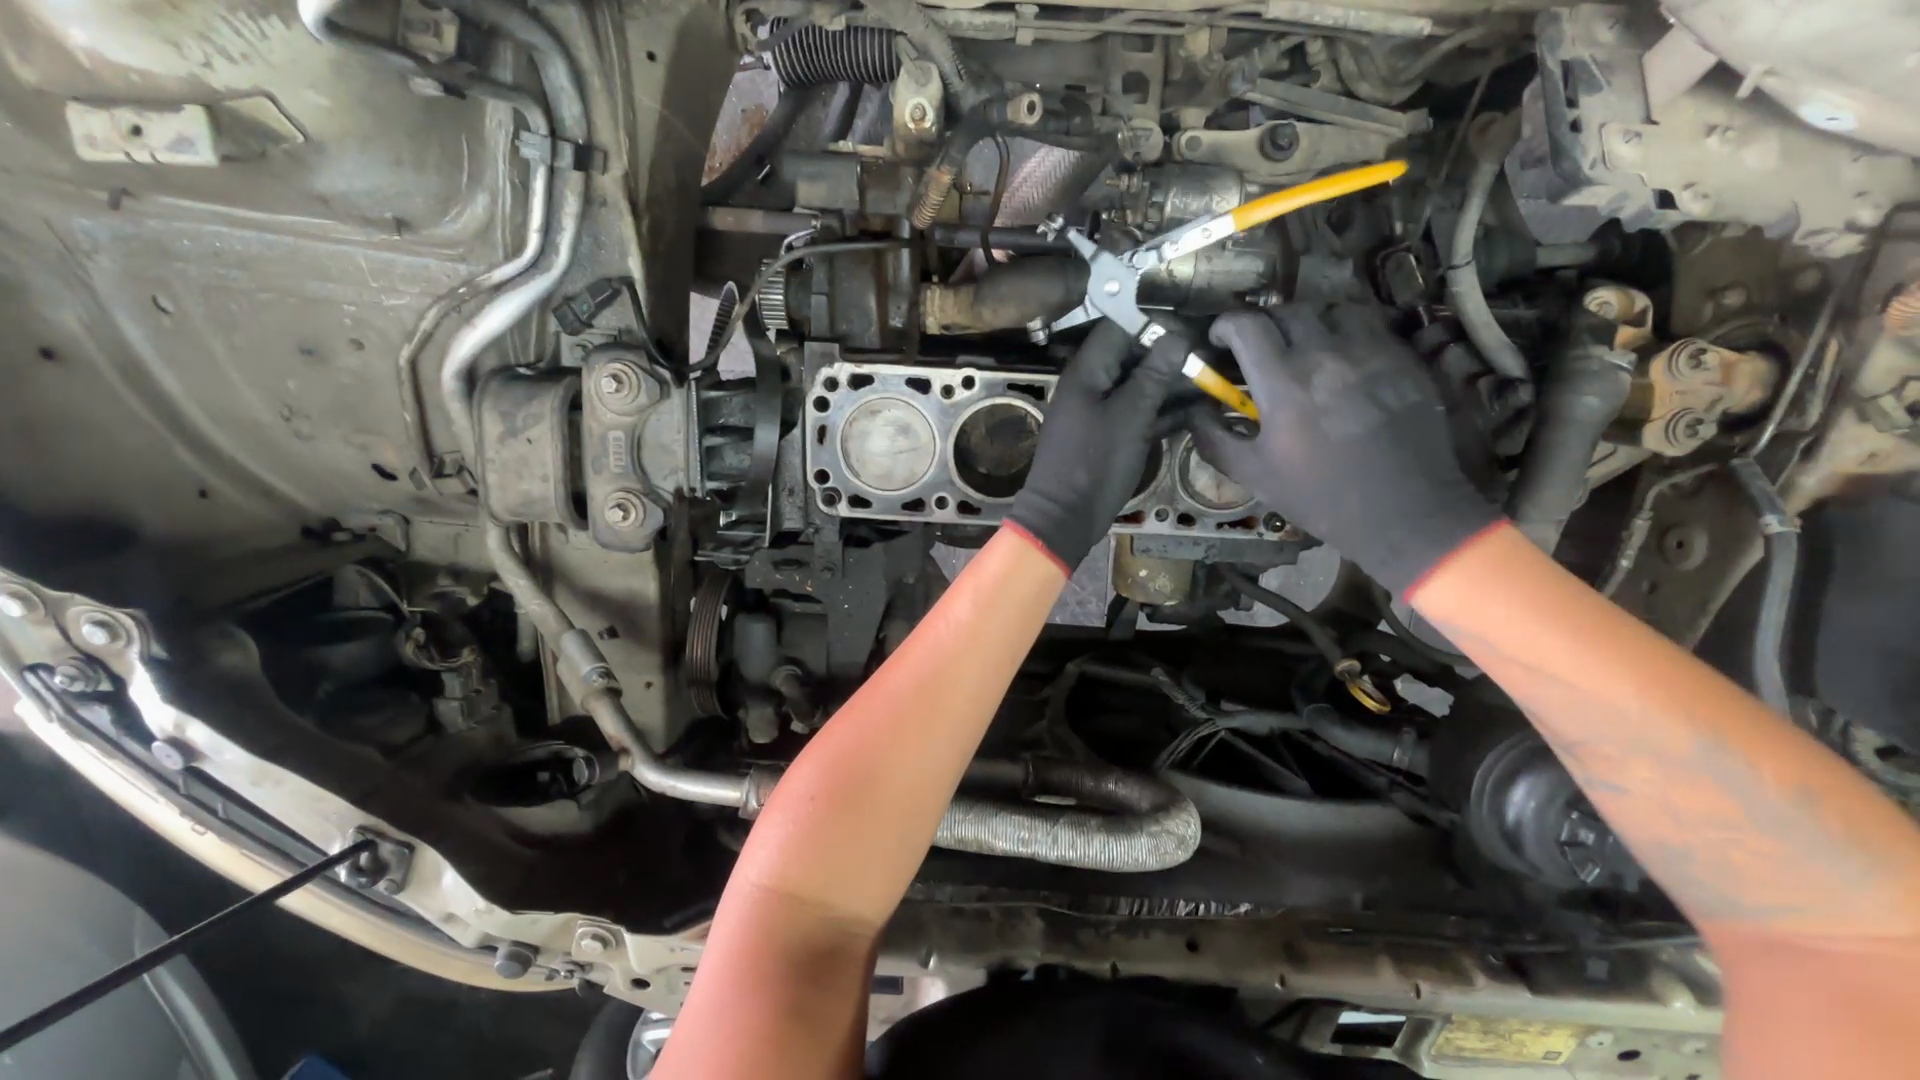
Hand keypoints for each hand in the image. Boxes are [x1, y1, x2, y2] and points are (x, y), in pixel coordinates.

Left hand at [1007, 321, 1186, 571]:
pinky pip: (1141, 413)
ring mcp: (1102, 412)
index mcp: (1087, 372)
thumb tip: (1177, 336)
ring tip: (1213, 379)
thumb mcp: (1129, 416)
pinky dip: (1165, 410)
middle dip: (1170, 354)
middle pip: (1133, 356)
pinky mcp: (1113, 436)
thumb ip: (1152, 375)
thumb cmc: (1094, 463)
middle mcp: (1092, 385)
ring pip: (1140, 386)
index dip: (1154, 323)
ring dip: (1173, 383)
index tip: (1191, 328)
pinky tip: (1200, 408)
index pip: (1119, 328)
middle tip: (1210, 355)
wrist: (1065, 518)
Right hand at [1188, 303, 1500, 596]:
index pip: (1246, 325)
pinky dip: (1349, 334)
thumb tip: (1194, 413)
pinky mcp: (1403, 359)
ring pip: (1333, 311)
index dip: (1225, 325)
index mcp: (1283, 383)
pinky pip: (1372, 328)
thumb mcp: (1255, 475)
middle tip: (1261, 346)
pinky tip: (1346, 360)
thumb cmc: (1320, 496)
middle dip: (1266, 323)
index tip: (1219, 340)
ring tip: (1307, 345)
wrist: (1403, 511)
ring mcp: (1370, 352)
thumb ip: (1215, 440)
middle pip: (1288, 311)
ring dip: (1311, 323)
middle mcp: (1326, 355)